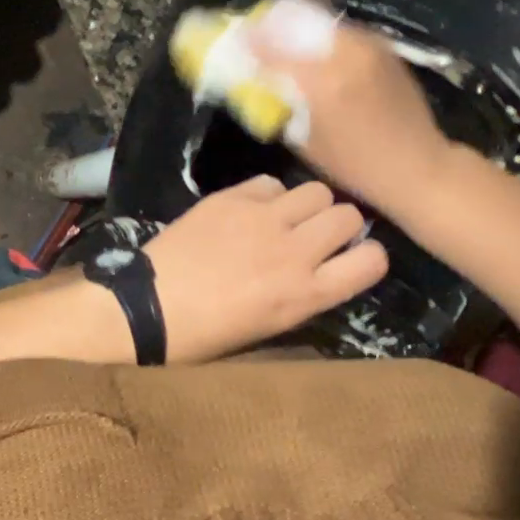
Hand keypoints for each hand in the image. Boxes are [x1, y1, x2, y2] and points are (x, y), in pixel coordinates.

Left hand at [141, 175, 387, 362]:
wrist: (146, 310)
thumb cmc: (205, 336)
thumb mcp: (270, 328)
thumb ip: (307, 293)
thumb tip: (328, 265)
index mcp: (305, 295)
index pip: (373, 260)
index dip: (367, 257)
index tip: (351, 259)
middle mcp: (293, 251)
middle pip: (349, 215)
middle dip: (341, 225)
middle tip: (317, 236)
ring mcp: (261, 220)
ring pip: (316, 191)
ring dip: (309, 206)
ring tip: (286, 220)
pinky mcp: (230, 198)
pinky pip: (272, 183)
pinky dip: (270, 195)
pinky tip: (252, 212)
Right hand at [244, 0, 466, 209]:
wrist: (417, 164)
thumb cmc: (357, 165)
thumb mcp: (306, 141)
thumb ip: (283, 106)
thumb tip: (263, 84)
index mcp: (321, 80)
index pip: (271, 46)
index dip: (247, 41)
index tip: (234, 41)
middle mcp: (344, 53)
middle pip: (296, 20)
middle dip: (272, 26)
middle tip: (257, 37)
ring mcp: (368, 45)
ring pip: (321, 22)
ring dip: (298, 29)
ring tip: (285, 45)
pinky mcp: (384, 47)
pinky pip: (343, 33)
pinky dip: (323, 39)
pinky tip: (317, 56)